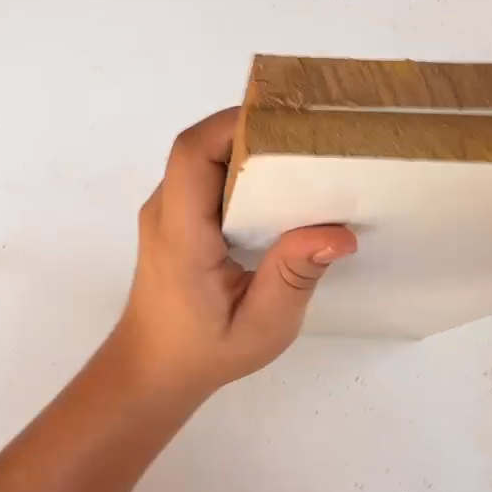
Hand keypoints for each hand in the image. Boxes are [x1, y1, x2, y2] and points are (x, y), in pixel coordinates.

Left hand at [110, 109, 357, 399]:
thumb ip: (293, 277)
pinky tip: (280, 191)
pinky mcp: (175, 220)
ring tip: (303, 160)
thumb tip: (338, 233)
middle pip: (201, 147)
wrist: (153, 368)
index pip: (193, 154)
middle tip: (311, 140)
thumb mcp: (261, 327)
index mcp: (181, 235)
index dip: (235, 125)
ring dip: (249, 151)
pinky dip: (241, 173)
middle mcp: (165, 213)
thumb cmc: (202, 352)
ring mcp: (166, 213)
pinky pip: (205, 178)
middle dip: (254, 132)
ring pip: (203, 159)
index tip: (289, 123)